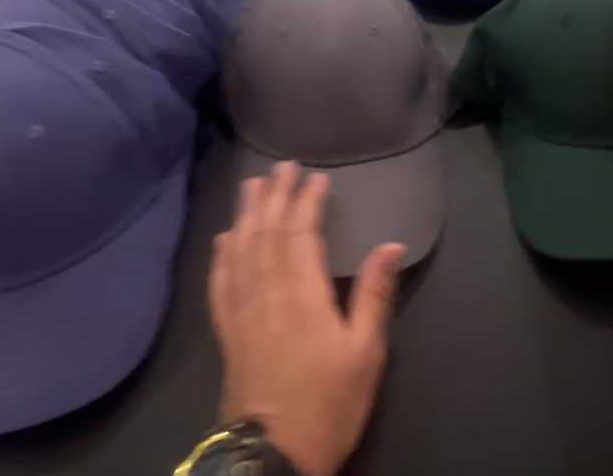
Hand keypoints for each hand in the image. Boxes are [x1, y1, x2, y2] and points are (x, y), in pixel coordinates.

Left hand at [209, 162, 404, 475]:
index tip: (316, 178)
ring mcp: (242, 315)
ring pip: (241, 252)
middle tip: (281, 166)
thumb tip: (392, 245)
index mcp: (302, 296)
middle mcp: (267, 296)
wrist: (272, 458)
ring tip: (251, 186)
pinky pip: (221, 284)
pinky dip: (222, 256)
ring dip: (247, 216)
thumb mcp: (365, 353)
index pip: (301, 235)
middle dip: (274, 197)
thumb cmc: (329, 402)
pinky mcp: (229, 334)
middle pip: (266, 235)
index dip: (307, 203)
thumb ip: (374, 295)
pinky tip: (224, 239)